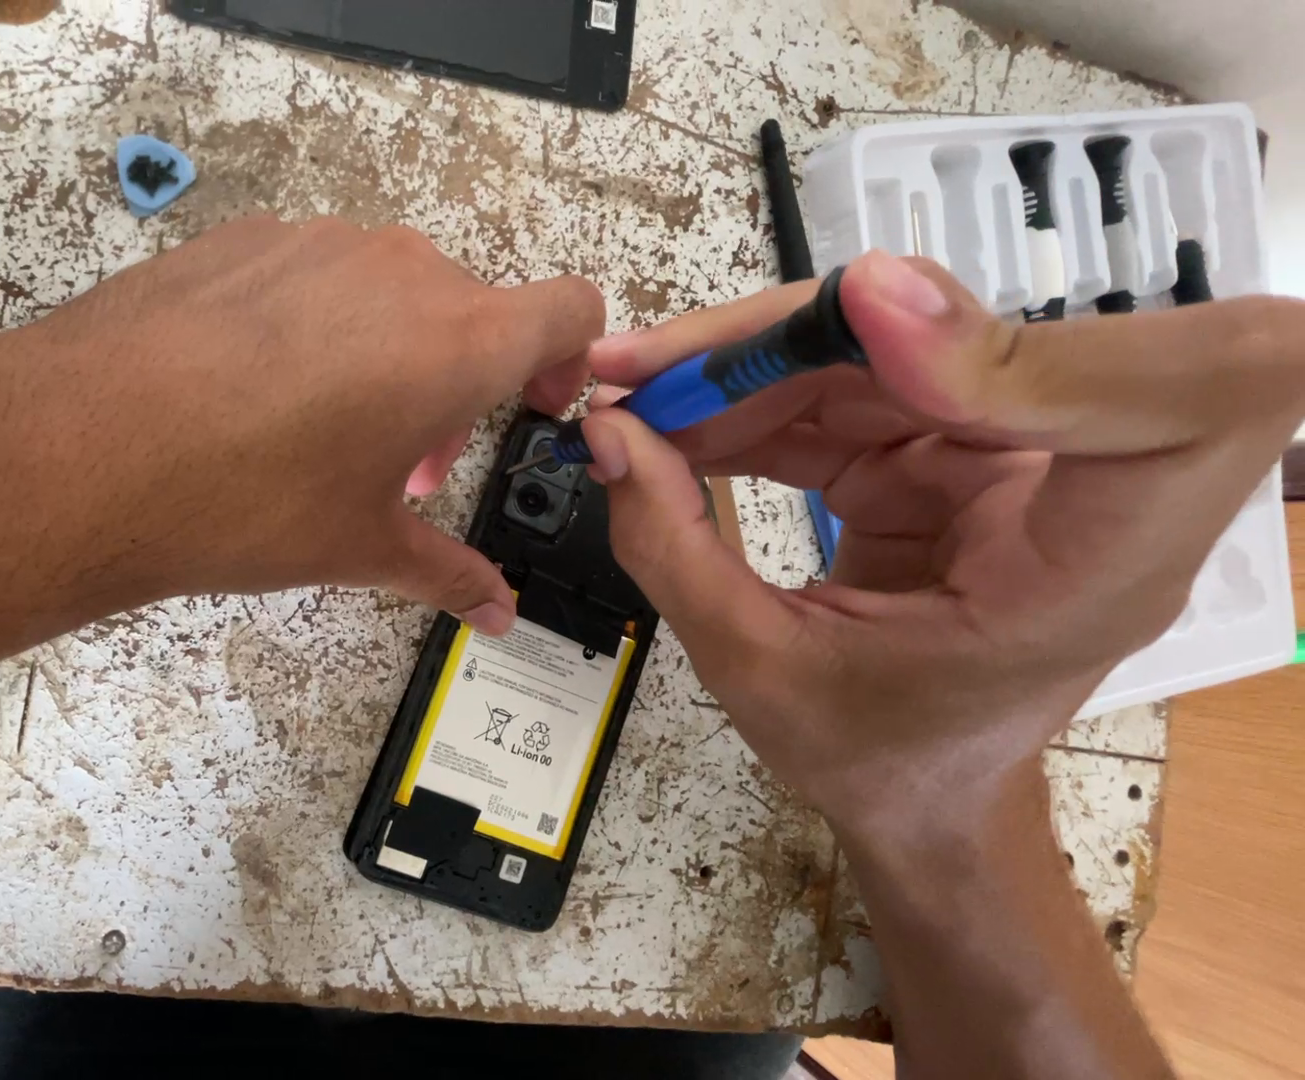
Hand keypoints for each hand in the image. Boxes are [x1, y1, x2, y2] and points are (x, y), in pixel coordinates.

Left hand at [0, 216, 601, 661]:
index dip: (567, 360)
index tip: (529, 409)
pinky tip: (254, 387)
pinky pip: (316, 274)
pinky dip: (319, 323)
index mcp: (456, 340)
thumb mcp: (362, 546)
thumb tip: (499, 616)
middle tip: (407, 460)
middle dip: (461, 383)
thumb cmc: (250, 503)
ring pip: (392, 291)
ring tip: (326, 429)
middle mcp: (401, 271)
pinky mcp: (245, 239)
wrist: (88, 448)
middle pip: (474, 310)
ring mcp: (318, 242)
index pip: (570, 311)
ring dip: (390, 354)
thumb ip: (447, 573)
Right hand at [581, 250, 1304, 828]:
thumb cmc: (867, 756)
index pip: (1173, 398)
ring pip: (878, 350)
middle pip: (957, 341)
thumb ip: (671, 547)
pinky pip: (838, 389)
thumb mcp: (749, 667)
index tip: (860, 315)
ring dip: (743, 365)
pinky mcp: (935, 447)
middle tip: (641, 373)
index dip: (1019, 343)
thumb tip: (607, 430)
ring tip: (632, 402)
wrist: (912, 784)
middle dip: (783, 342)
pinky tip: (672, 424)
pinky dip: (746, 398)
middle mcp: (1069, 483)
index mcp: (1090, 570)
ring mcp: (999, 452)